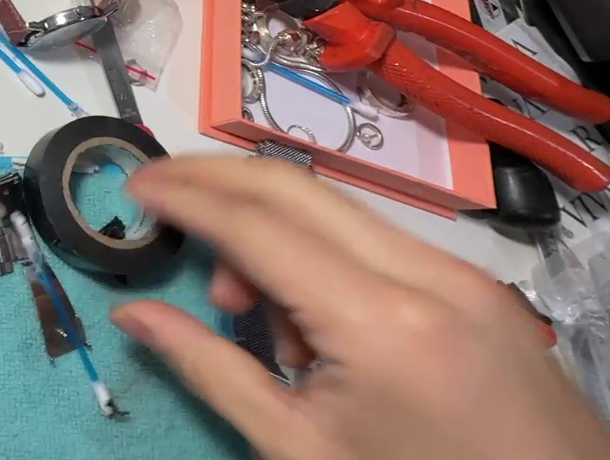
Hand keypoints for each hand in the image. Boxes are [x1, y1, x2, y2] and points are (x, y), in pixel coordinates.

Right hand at [112, 156, 609, 459]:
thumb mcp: (301, 452)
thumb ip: (208, 369)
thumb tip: (130, 314)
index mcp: (382, 322)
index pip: (253, 224)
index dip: (181, 195)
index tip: (131, 182)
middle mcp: (429, 276)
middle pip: (291, 185)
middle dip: (212, 177)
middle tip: (157, 191)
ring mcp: (464, 278)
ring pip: (330, 206)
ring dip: (262, 223)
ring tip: (244, 305)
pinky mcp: (480, 291)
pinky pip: (370, 239)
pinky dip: (313, 249)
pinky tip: (305, 315)